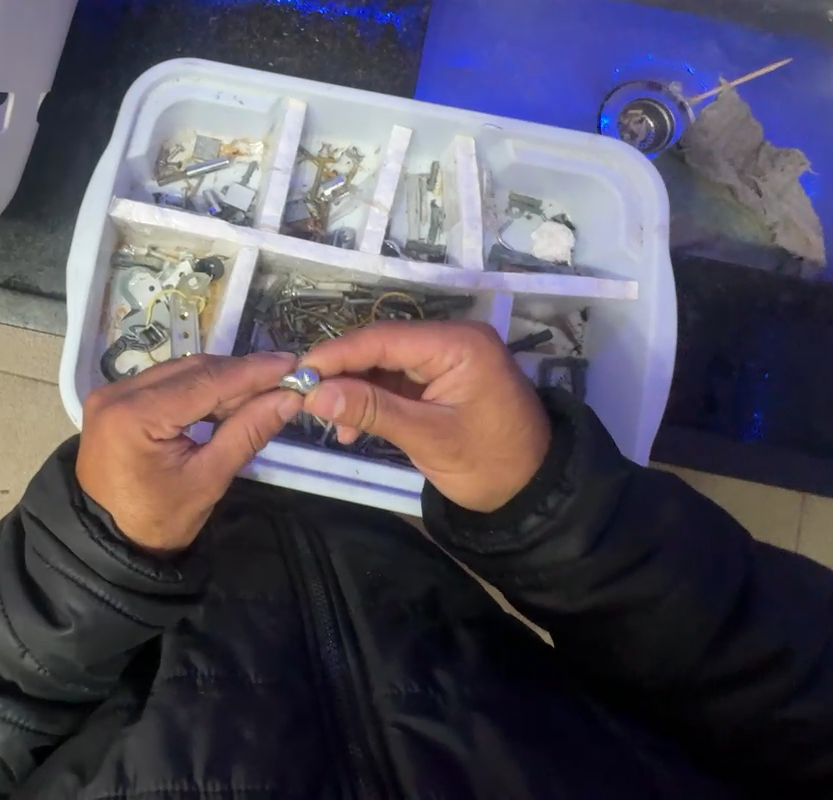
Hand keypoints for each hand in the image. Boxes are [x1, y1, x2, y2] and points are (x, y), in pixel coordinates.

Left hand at [77, 353, 303, 553]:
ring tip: (262, 388)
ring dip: (221, 378)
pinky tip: (226, 398)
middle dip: (239, 373)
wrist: (106, 542)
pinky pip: (164, 382)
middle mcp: (118, 393)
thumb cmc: (158, 520)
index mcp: (135, 414)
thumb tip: (288, 398)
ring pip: (179, 371)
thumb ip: (247, 432)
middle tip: (284, 377)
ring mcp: (111, 393)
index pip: (205, 380)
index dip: (252, 371)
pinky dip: (197, 387)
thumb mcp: (208, 479)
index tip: (291, 365)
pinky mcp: (113, 399)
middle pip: (191, 369)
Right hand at [298, 321, 550, 512]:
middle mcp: (449, 339)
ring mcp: (442, 358)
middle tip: (303, 396)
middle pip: (378, 347)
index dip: (336, 355)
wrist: (535, 494)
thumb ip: (371, 410)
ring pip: (380, 363)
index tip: (297, 373)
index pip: (383, 339)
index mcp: (457, 344)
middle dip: (340, 372)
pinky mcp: (436, 377)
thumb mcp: (428, 438)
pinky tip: (350, 426)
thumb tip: (313, 395)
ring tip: (326, 419)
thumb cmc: (490, 465)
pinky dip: (369, 400)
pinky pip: (392, 379)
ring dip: (352, 390)